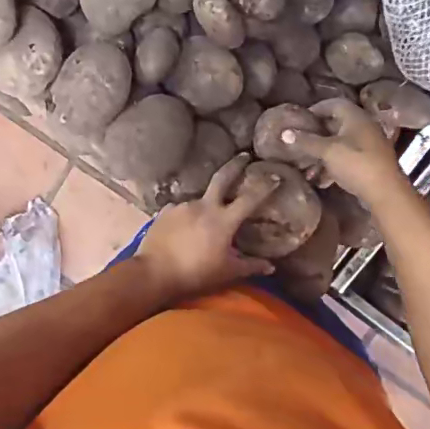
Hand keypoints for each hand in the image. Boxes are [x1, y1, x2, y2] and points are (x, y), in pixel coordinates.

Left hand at [133, 155, 279, 298]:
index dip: (265, 186)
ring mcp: (182, 206)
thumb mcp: (227, 272)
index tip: (275, 175)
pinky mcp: (165, 211)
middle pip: (222, 178)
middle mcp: (204, 205)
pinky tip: (184, 227)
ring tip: (205, 219)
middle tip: (244, 155)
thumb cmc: (195, 273)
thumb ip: (250, 266)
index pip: (250, 198)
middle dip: (235, 165)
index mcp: (223, 219)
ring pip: (200, 199)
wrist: (154, 273)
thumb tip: (271, 266)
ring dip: (206, 205)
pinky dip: (187, 215)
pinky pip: (181, 209)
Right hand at [281, 99, 412, 206]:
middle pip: (335, 123)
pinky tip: (320, 178)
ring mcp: (368, 144)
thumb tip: (284, 132)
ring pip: (339, 143)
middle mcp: (363, 126)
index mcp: (355, 116)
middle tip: (298, 140)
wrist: (385, 192)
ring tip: (306, 163)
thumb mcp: (327, 151)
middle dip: (316, 133)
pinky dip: (332, 164)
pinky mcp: (368, 162)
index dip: (314, 109)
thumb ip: (306, 141)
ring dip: (322, 151)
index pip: (332, 103)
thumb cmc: (356, 164)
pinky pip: (346, 157)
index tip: (298, 120)